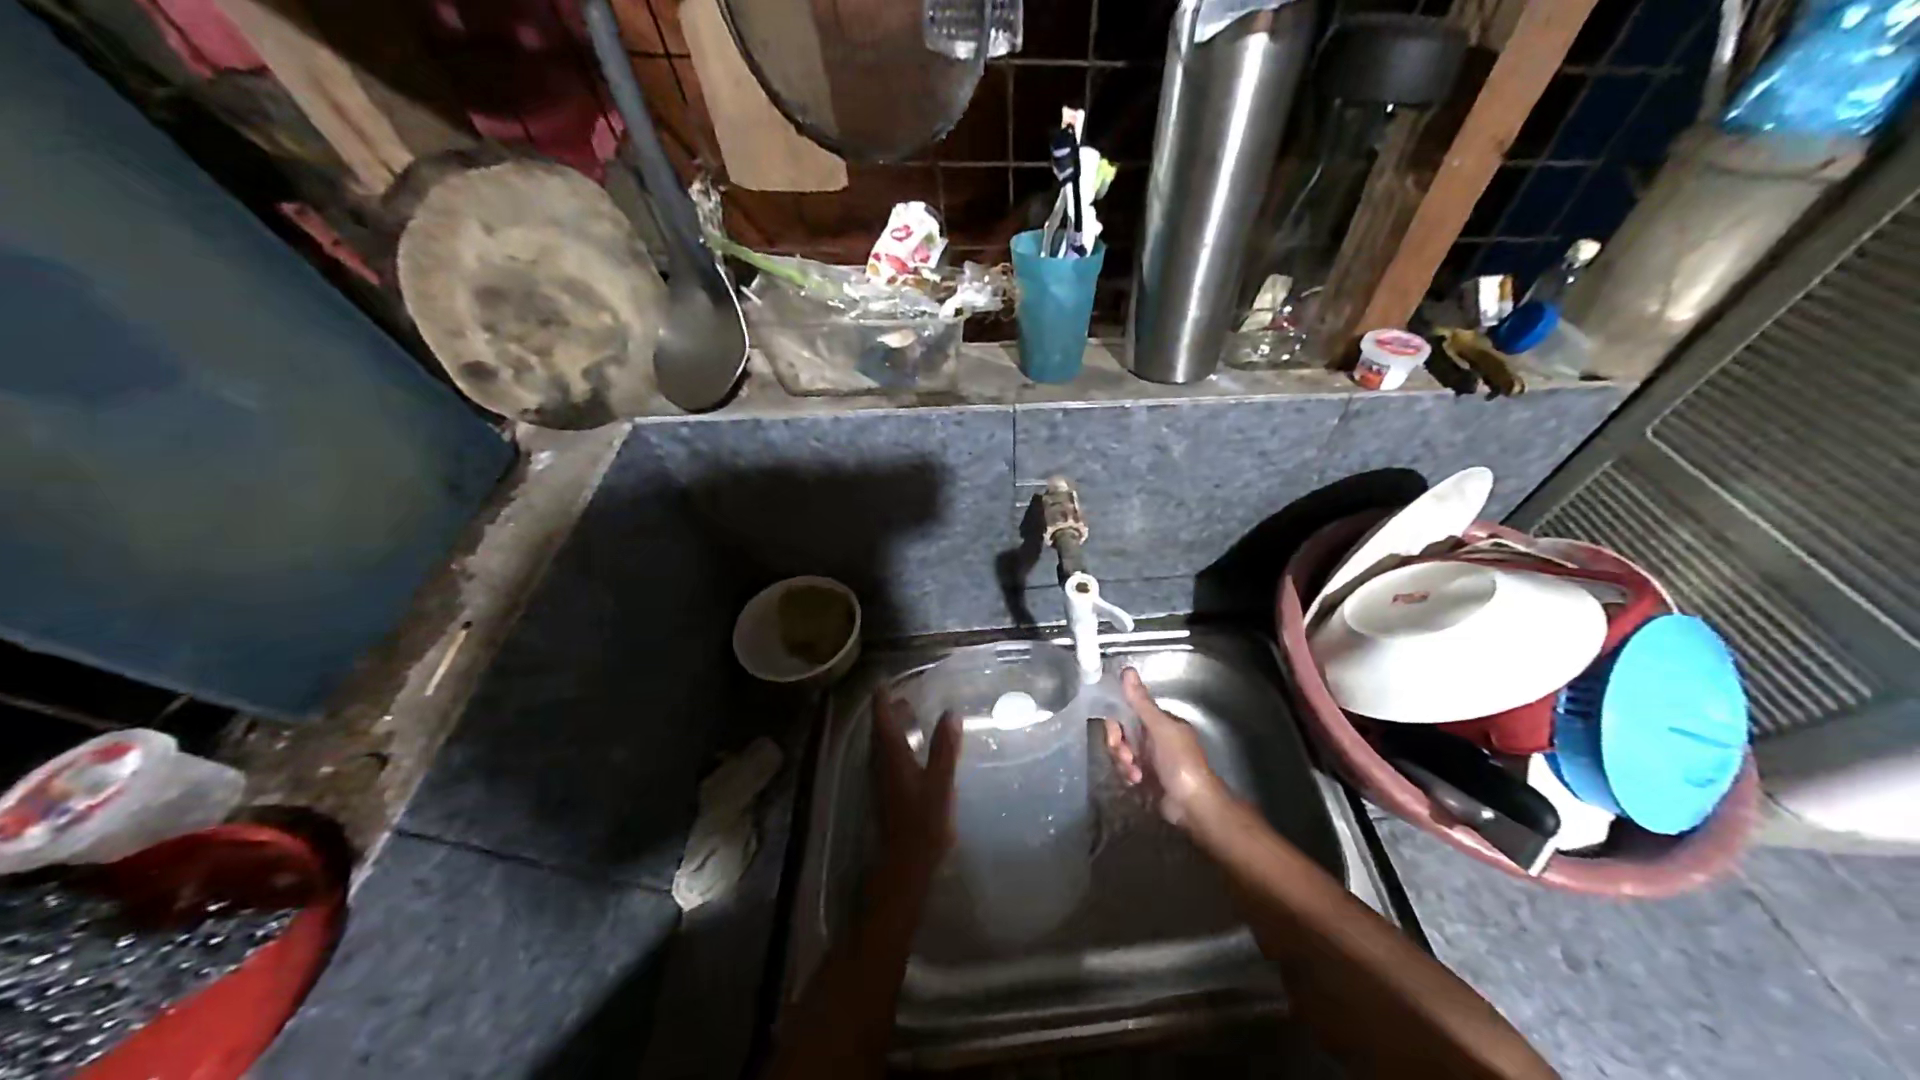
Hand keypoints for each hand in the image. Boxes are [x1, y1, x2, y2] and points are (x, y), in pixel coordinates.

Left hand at [870, 691, 960, 882]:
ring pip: (884, 745)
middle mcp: (881, 764)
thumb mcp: (940, 782)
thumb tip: (950, 712)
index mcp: (891, 756)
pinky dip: (898, 745)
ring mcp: (882, 780)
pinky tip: (915, 751)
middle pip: (880, 731)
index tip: (885, 682)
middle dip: (890, 712)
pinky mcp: (888, 793)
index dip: (882, 699)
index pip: (882, 719)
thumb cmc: (923, 821)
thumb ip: (945, 747)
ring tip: (911, 717)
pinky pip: (889, 758)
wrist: (906, 864)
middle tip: (904, 696)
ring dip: (894, 729)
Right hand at [1102, 667, 1231, 828]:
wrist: (1193, 805)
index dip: (1117, 723)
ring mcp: (1149, 760)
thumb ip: (1141, 702)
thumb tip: (1127, 670)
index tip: (1116, 734)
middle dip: (1120, 747)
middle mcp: (1153, 739)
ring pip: (1121, 754)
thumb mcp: (1160, 729)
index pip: (1128, 714)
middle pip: (1122, 735)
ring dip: (1124, 764)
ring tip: (1136, 774)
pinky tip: (1137, 783)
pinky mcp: (1145, 779)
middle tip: (1127, 757)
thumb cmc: (1180, 762)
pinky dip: (1128, 776)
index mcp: (1160, 723)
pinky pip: (1125, 771)